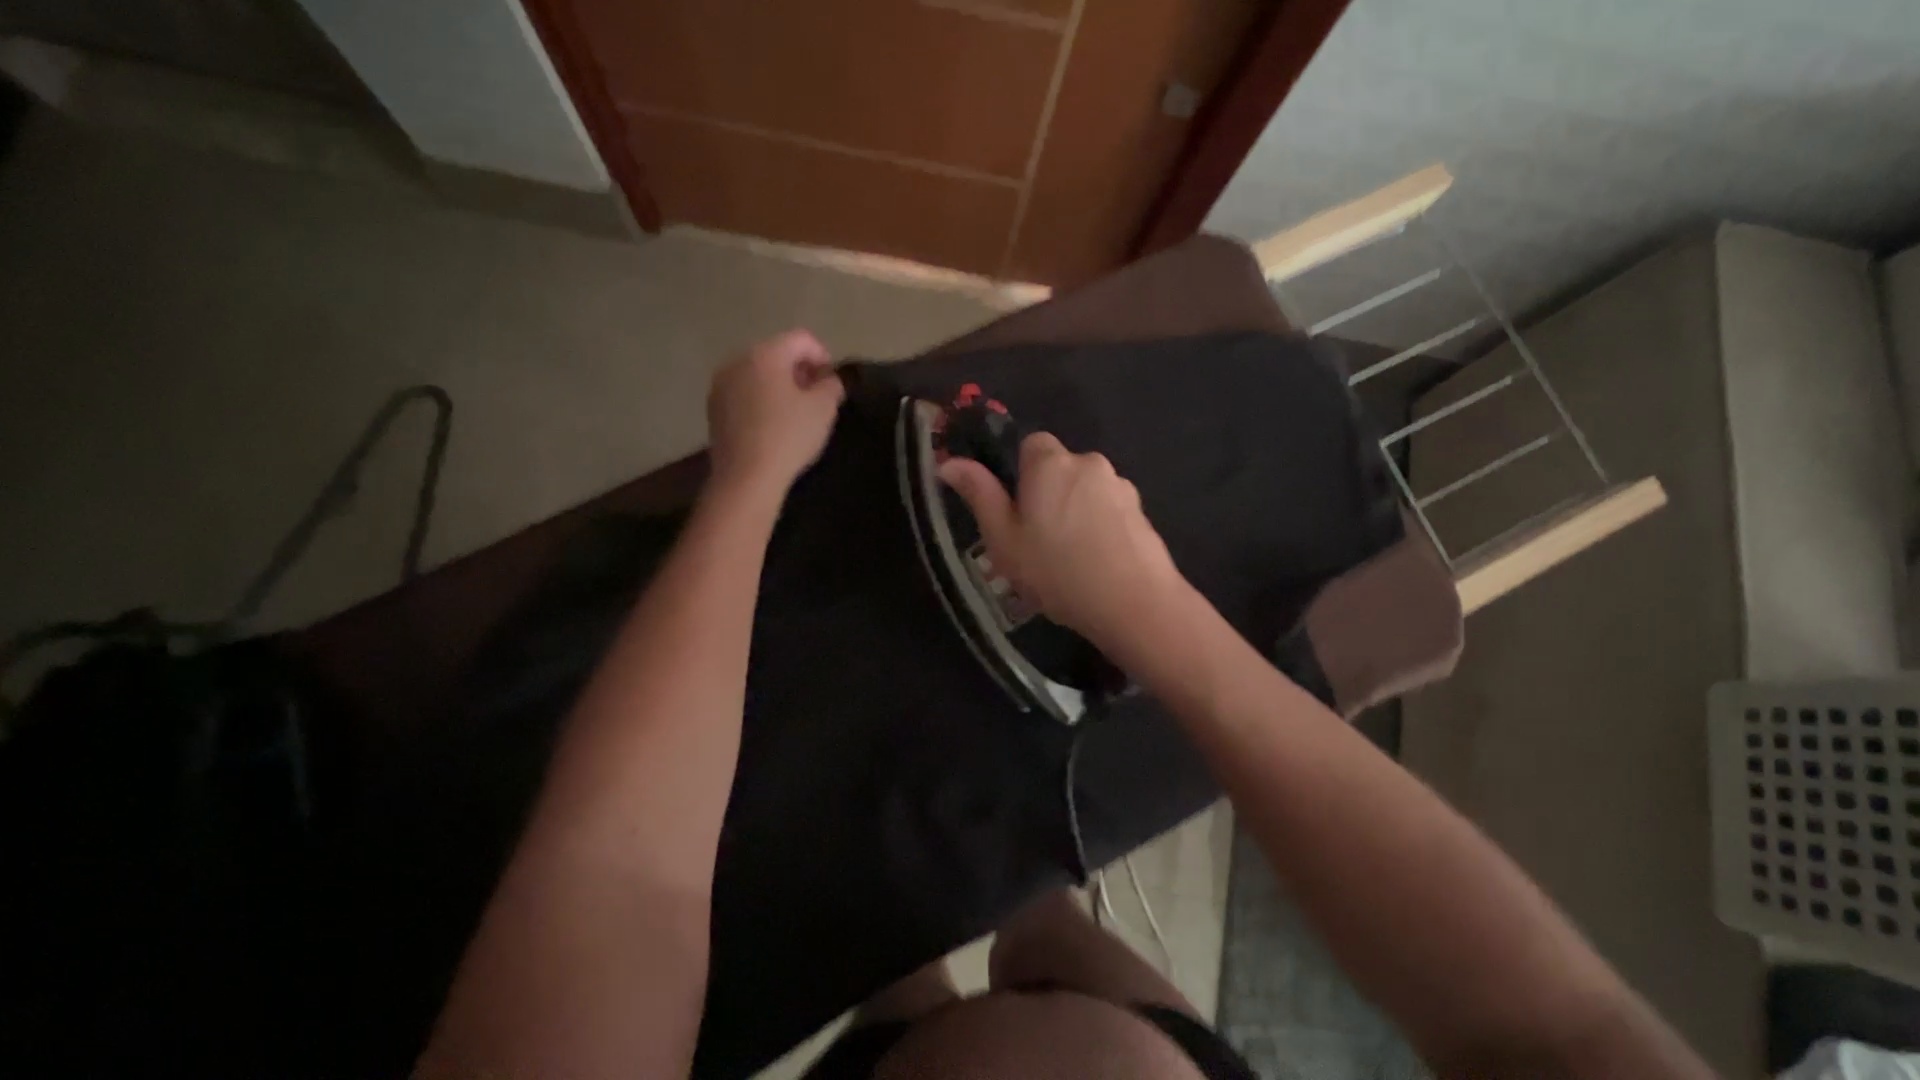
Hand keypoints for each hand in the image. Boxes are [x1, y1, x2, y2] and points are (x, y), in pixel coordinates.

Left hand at [707, 330, 844, 496]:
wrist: (745, 478)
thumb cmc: (788, 437)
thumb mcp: (823, 409)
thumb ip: (831, 385)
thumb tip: (828, 379)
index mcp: (765, 354)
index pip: (802, 339)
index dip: (823, 356)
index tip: (833, 382)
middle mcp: (738, 360)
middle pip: (776, 353)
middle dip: (799, 370)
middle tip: (816, 396)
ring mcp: (721, 384)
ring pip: (758, 373)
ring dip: (779, 385)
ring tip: (795, 412)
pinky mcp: (713, 408)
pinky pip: (744, 392)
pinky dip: (760, 399)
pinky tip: (772, 424)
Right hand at [938, 433, 1186, 650]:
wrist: (1134, 603)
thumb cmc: (1057, 571)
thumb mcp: (1003, 539)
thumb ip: (979, 495)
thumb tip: (949, 462)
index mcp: (1049, 462)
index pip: (1030, 444)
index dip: (1020, 473)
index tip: (1015, 509)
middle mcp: (1088, 462)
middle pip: (1060, 468)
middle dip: (1049, 494)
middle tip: (1037, 541)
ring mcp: (1121, 486)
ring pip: (1086, 491)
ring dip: (1076, 512)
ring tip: (1070, 559)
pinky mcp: (1143, 512)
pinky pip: (1110, 511)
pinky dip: (1101, 528)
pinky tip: (1096, 564)